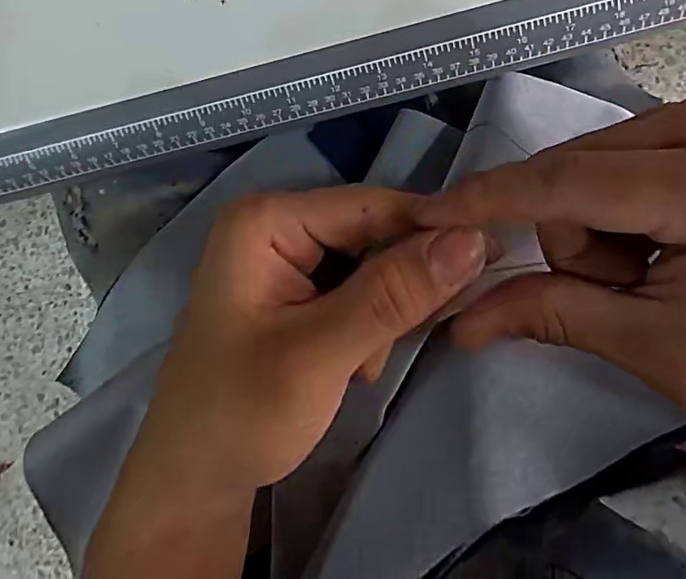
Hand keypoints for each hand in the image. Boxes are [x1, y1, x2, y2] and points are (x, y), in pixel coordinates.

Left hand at [146, 185, 488, 489]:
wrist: (192, 480)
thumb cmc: (240, 414)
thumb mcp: (319, 355)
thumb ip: (393, 295)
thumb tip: (470, 240)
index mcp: (266, 219)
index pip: (369, 204)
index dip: (430, 226)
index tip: (492, 253)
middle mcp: (276, 223)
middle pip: (372, 229)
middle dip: (402, 279)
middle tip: (430, 325)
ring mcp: (285, 254)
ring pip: (371, 258)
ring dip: (387, 307)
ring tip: (367, 362)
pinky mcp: (296, 285)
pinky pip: (357, 283)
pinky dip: (372, 319)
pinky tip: (358, 360)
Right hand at [421, 93, 685, 426]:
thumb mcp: (664, 352)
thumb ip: (555, 315)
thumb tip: (460, 318)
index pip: (569, 182)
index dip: (489, 201)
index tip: (427, 216)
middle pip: (572, 173)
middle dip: (575, 243)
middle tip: (628, 292)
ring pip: (584, 165)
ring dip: (595, 228)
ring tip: (655, 271)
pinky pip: (611, 158)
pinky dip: (615, 208)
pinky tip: (664, 240)